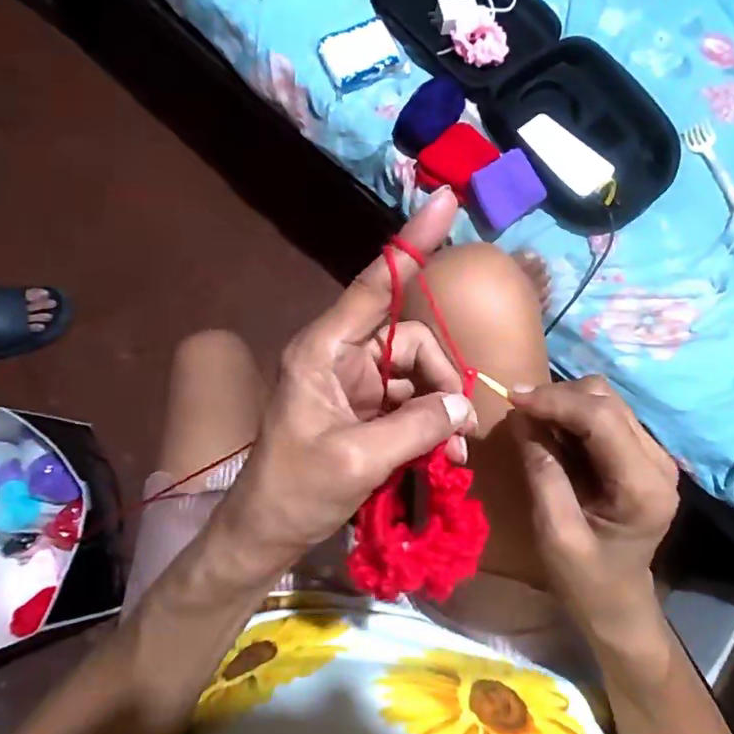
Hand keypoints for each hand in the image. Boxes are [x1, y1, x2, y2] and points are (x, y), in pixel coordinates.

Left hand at [215, 188, 480, 578]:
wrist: (267, 532)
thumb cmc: (297, 490)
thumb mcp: (359, 459)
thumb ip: (418, 427)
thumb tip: (465, 406)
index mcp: (324, 350)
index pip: (374, 285)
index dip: (412, 244)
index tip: (444, 201)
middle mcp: (340, 356)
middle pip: (410, 340)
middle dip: (441, 379)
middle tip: (459, 430)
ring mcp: (354, 383)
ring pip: (416, 372)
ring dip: (440, 408)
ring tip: (454, 455)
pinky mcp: (364, 408)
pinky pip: (410, 400)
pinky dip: (431, 423)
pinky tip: (445, 456)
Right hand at [510, 376, 680, 631]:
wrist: (617, 602)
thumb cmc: (584, 578)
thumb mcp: (554, 532)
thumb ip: (541, 471)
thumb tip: (520, 417)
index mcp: (642, 486)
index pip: (601, 418)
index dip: (555, 400)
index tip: (512, 398)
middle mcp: (658, 461)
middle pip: (606, 399)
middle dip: (558, 397)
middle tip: (519, 414)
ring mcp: (653, 455)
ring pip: (605, 399)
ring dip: (564, 402)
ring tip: (533, 423)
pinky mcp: (640, 453)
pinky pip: (604, 414)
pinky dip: (572, 413)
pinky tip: (551, 432)